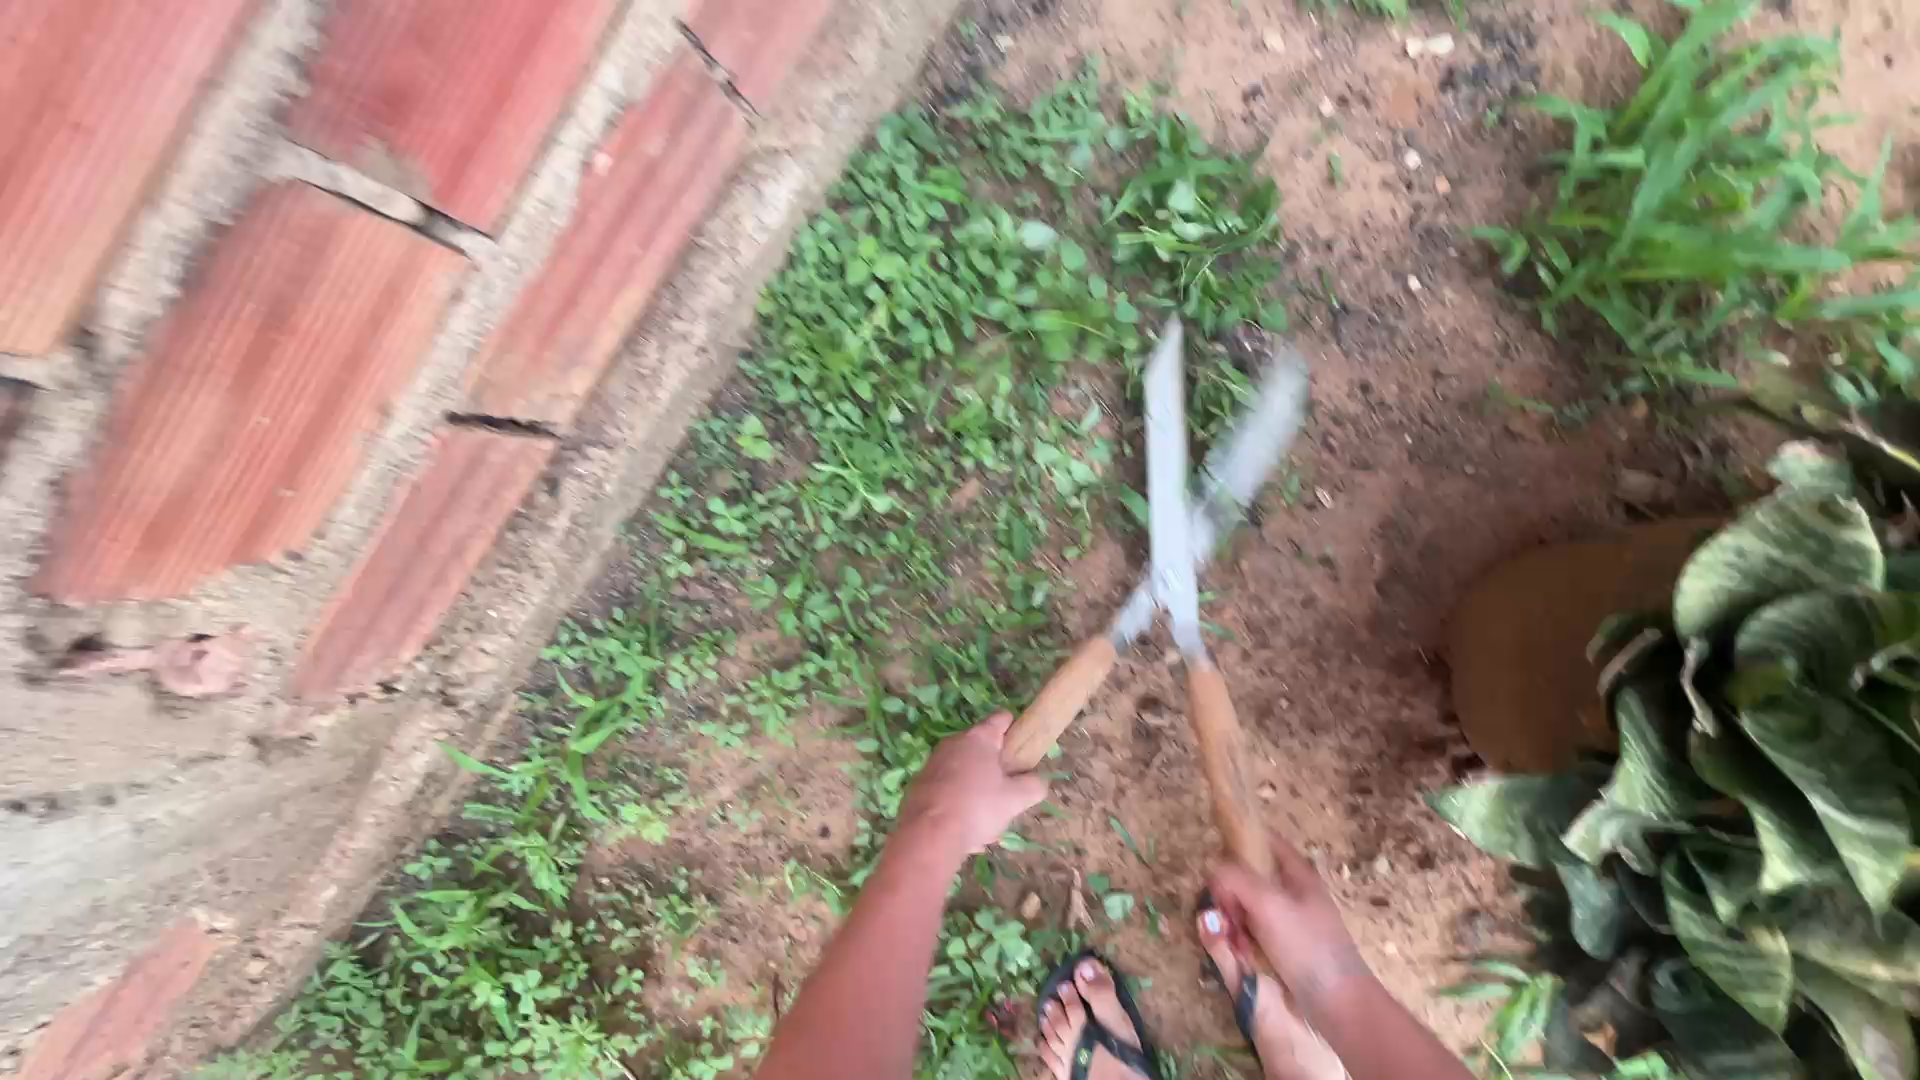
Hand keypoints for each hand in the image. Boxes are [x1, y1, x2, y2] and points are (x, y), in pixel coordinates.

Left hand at [898, 713, 1048, 857]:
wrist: (929, 834)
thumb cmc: (977, 807)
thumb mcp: (1015, 799)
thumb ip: (1033, 786)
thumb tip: (1038, 780)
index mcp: (979, 738)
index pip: (1000, 718)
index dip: (1014, 728)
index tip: (1022, 744)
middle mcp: (953, 743)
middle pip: (980, 747)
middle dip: (994, 767)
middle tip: (1007, 791)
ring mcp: (933, 762)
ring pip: (963, 771)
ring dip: (976, 788)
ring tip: (986, 819)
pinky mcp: (919, 784)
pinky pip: (946, 788)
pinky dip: (956, 802)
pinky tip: (964, 828)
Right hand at [1203, 834, 1369, 1009]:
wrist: (1341, 1006)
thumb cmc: (1307, 946)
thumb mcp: (1267, 904)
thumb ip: (1235, 878)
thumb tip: (1213, 869)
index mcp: (1297, 874)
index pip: (1265, 841)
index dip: (1239, 841)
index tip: (1217, 859)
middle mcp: (1294, 892)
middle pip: (1250, 875)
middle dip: (1231, 890)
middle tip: (1225, 910)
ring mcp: (1291, 921)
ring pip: (1249, 905)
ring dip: (1235, 918)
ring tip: (1235, 938)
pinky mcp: (1287, 947)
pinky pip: (1256, 931)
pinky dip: (1245, 938)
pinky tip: (1244, 953)